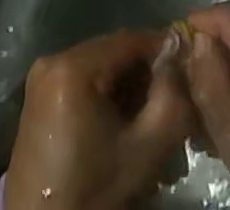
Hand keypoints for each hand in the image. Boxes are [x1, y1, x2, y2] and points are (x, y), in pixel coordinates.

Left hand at [4, 28, 193, 209]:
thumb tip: (181, 53)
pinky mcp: (40, 95)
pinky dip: (110, 91)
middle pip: (118, 51)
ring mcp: (43, 77)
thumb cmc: (94, 190)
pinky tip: (124, 118)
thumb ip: (174, 91)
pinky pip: (87, 78)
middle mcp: (54, 60)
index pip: (135, 39)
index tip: (188, 70)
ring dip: (131, 82)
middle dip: (148, 70)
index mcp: (74, 66)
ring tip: (150, 111)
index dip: (166, 51)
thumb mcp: (149, 144)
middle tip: (172, 95)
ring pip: (104, 64)